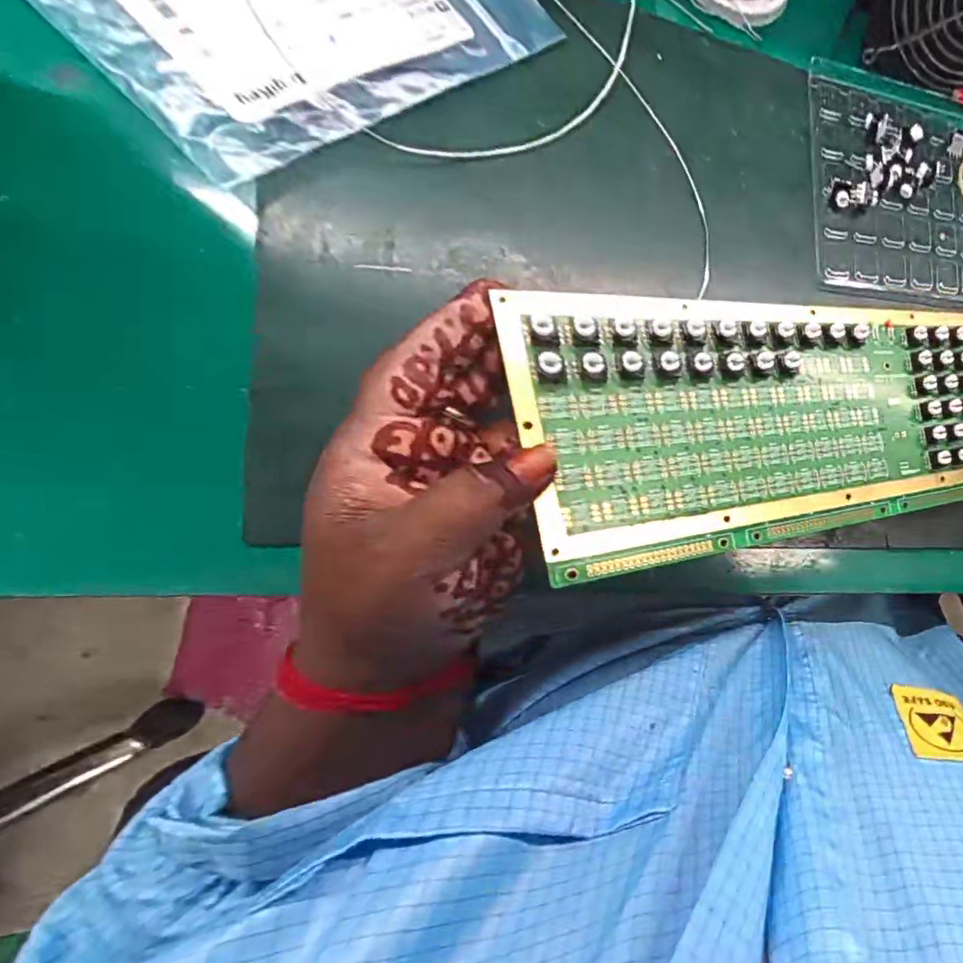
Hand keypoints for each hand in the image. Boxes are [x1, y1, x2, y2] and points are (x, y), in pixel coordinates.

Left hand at [295, 279, 556, 692]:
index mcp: (379, 447)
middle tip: (555, 328)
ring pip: (504, 427)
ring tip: (582, 377)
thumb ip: (476, 496)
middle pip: (465, 388)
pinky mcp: (495, 513)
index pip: (412, 372)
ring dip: (539, 405)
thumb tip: (546, 453)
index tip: (492, 295)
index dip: (448, 331)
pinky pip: (530, 474)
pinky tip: (587, 440)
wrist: (389, 667)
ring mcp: (463, 483)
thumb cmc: (374, 604)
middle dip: (503, 355)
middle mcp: (424, 454)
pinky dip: (557, 458)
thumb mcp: (411, 549)